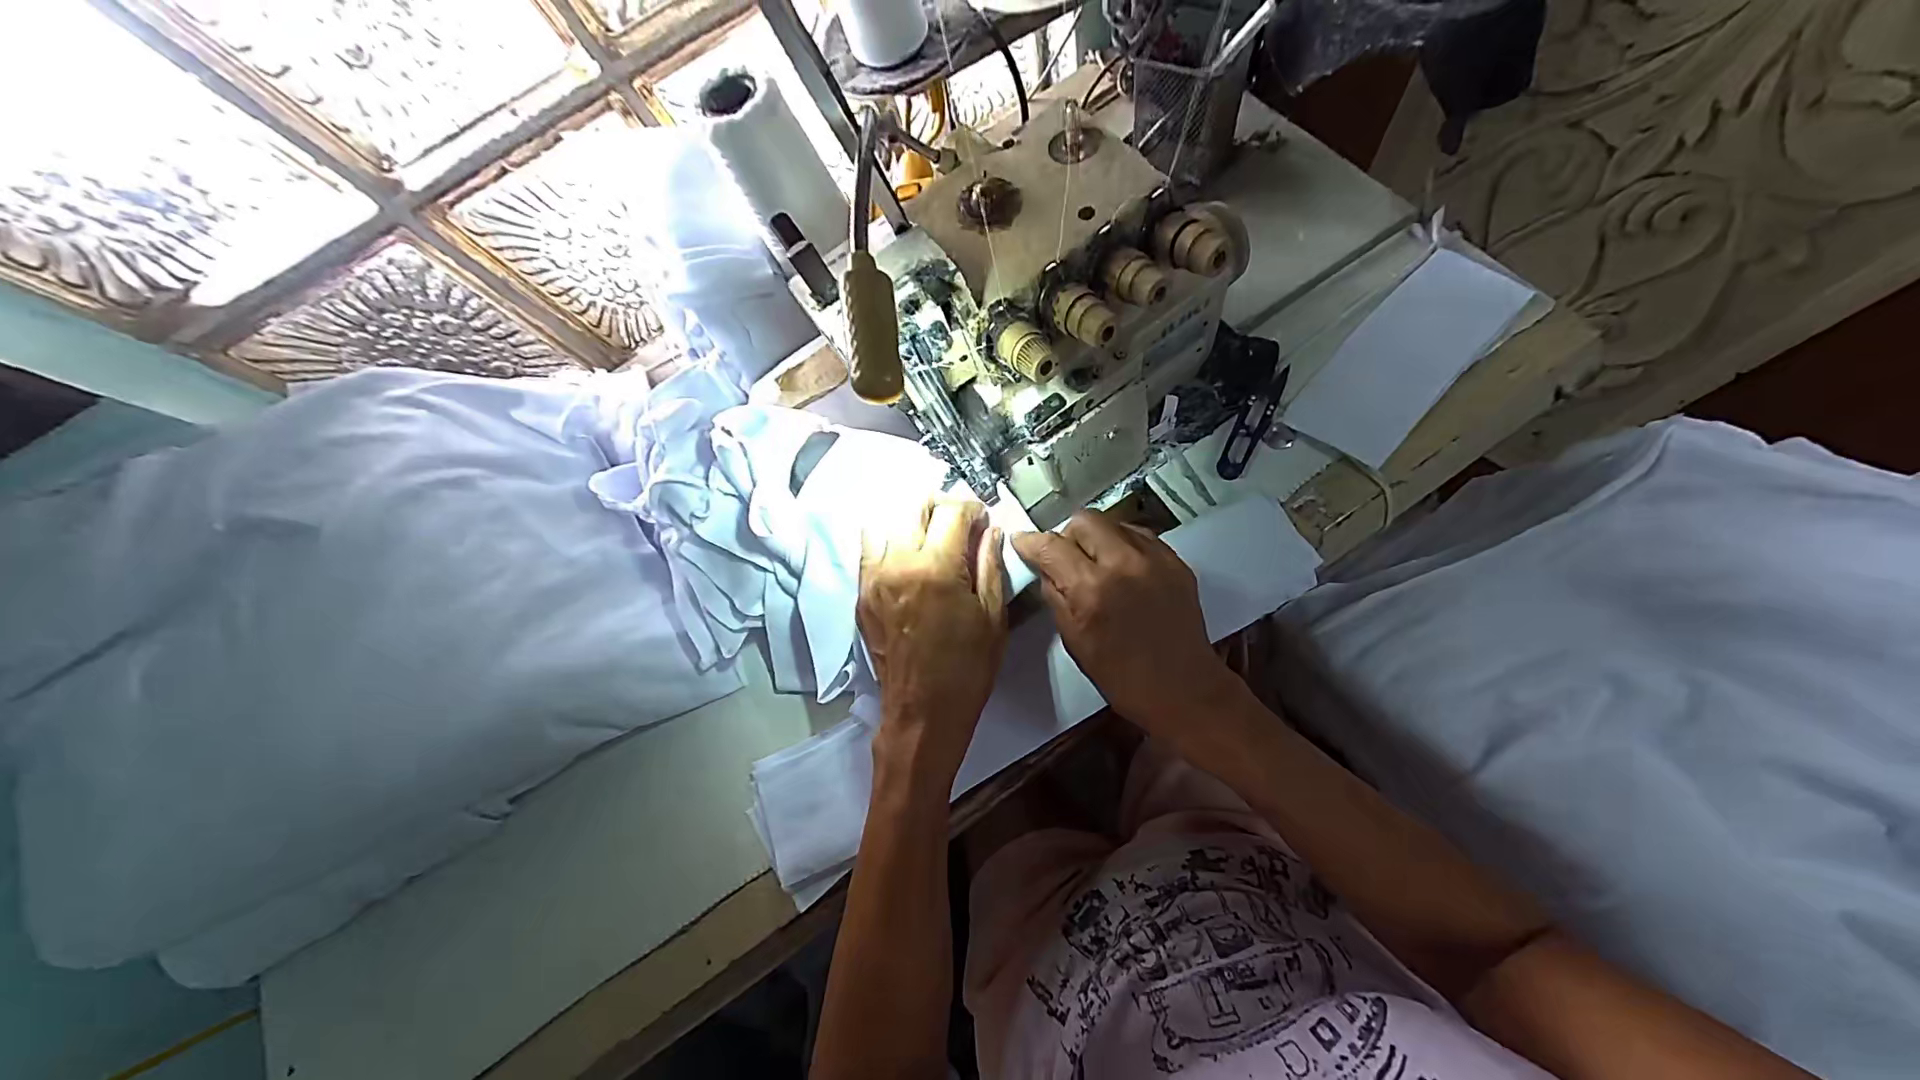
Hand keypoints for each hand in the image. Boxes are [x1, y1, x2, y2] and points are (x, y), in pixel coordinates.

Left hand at [859, 496, 1007, 786]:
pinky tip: (908, 554)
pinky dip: (889, 540)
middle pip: (915, 506)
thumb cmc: (966, 669)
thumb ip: (990, 565)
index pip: (952, 511)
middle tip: (959, 524)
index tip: (982, 519)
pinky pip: (869, 549)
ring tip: (932, 538)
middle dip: (941, 507)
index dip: (972, 508)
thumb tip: (990, 532)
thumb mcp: (992, 616)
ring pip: (888, 522)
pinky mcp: (862, 594)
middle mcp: (898, 564)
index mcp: (936, 568)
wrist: (923, 711)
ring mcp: (874, 578)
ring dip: (913, 521)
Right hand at [1012, 510, 1235, 735]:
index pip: (1051, 545)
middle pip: (1083, 521)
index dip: (1031, 542)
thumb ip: (1055, 595)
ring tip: (1095, 563)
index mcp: (1092, 588)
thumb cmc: (1121, 675)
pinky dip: (1122, 545)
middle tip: (1064, 558)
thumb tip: (1045, 568)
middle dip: (1067, 536)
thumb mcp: (1073, 639)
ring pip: (1113, 522)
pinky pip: (1139, 535)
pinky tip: (1121, 569)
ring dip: (1096, 538)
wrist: (1182, 688)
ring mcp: (1154, 558)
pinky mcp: (1175, 561)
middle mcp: (1124, 563)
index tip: (1023, 543)